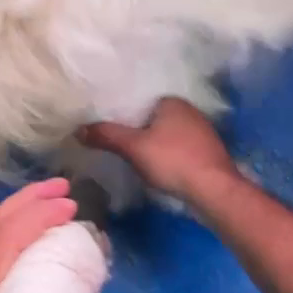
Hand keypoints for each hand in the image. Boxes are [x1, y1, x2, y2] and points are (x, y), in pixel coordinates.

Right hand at [79, 97, 243, 206]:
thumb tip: (78, 129)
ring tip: (136, 155)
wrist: (215, 191)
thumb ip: (106, 136)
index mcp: (172, 102)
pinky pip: (181, 148)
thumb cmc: (173, 160)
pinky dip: (169, 155)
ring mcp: (203, 133)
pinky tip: (160, 167)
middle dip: (140, 129)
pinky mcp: (209, 153)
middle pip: (155, 118)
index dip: (125, 113)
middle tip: (119, 142)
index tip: (111, 125)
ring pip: (169, 134)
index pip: (142, 101)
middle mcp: (190, 111)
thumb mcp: (133, 148)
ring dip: (156, 143)